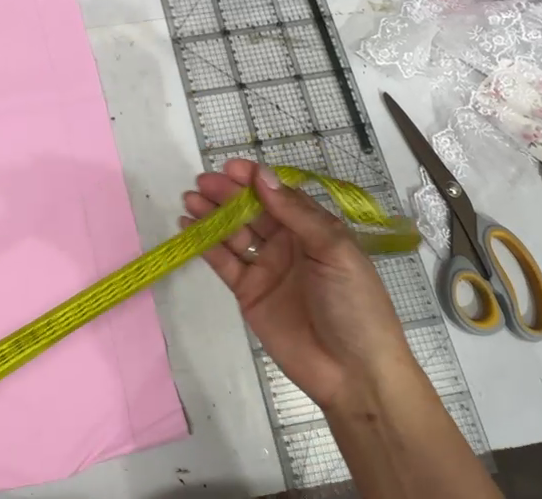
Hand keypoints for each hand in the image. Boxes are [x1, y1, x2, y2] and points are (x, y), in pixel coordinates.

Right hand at [181, 160, 412, 411]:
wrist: (354, 373)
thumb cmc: (354, 304)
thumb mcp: (335, 251)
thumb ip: (296, 213)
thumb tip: (262, 175)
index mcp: (313, 229)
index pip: (278, 195)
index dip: (254, 179)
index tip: (230, 167)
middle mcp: (288, 243)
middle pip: (251, 210)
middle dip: (227, 194)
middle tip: (202, 182)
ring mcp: (266, 268)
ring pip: (233, 232)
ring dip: (211, 214)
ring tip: (190, 199)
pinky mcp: (248, 292)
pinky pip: (223, 262)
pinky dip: (204, 244)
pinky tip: (187, 226)